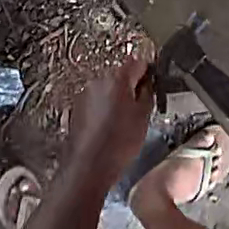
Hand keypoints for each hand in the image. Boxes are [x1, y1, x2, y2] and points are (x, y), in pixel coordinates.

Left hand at [65, 58, 153, 189]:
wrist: (88, 166)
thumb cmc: (118, 143)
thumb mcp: (143, 116)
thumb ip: (147, 92)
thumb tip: (147, 81)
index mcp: (117, 79)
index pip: (137, 62)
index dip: (147, 70)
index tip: (152, 80)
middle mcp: (98, 81)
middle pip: (120, 75)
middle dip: (130, 87)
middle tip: (140, 107)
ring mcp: (85, 94)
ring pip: (107, 89)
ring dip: (116, 99)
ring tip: (124, 122)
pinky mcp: (76, 108)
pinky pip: (95, 101)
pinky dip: (103, 109)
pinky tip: (109, 128)